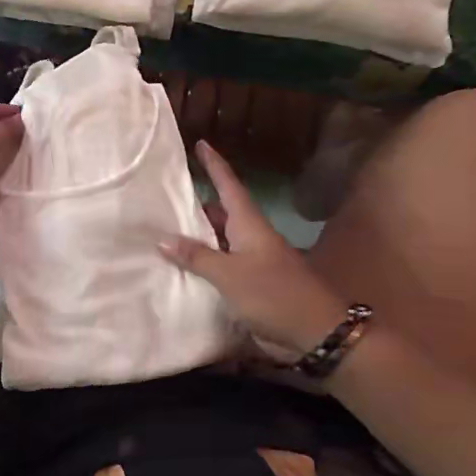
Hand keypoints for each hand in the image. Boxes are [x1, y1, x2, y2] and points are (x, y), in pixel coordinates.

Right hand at [160, 141, 349, 358]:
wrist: (312, 331)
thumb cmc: (273, 293)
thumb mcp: (230, 274)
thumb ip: (197, 257)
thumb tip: (163, 238)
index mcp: (249, 224)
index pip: (229, 185)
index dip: (215, 165)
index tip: (201, 143)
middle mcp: (251, 237)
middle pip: (221, 213)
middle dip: (197, 204)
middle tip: (166, 197)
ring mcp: (253, 261)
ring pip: (220, 241)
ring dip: (197, 237)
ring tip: (164, 232)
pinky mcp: (252, 284)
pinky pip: (222, 266)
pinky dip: (203, 264)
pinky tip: (182, 269)